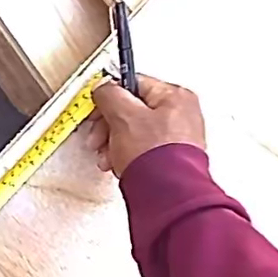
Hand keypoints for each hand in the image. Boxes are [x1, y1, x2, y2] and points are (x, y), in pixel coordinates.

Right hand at [88, 74, 206, 177]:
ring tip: (107, 155)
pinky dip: (124, 153)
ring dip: (112, 141)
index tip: (96, 107)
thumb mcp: (123, 115)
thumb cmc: (153, 155)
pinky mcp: (170, 155)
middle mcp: (181, 113)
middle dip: (108, 125)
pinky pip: (140, 147)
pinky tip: (118, 162)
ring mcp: (177, 136)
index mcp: (175, 96)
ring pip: (133, 130)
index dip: (109, 97)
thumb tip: (103, 87)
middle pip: (131, 109)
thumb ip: (110, 95)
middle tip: (98, 136)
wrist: (165, 192)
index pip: (133, 84)